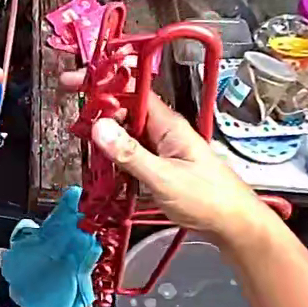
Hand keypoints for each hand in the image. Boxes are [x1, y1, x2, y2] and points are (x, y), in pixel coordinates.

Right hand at [61, 69, 279, 247]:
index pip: (132, 91)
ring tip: (83, 143)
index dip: (102, 83)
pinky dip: (115, 157)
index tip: (76, 81)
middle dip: (97, 111)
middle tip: (73, 117)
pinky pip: (132, 154)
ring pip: (127, 134)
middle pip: (125, 111)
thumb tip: (101, 128)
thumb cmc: (210, 201)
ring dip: (105, 137)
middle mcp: (165, 133)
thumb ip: (130, 154)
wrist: (234, 225)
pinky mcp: (161, 167)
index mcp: (169, 126)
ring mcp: (163, 149)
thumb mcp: (164, 178)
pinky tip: (104, 167)